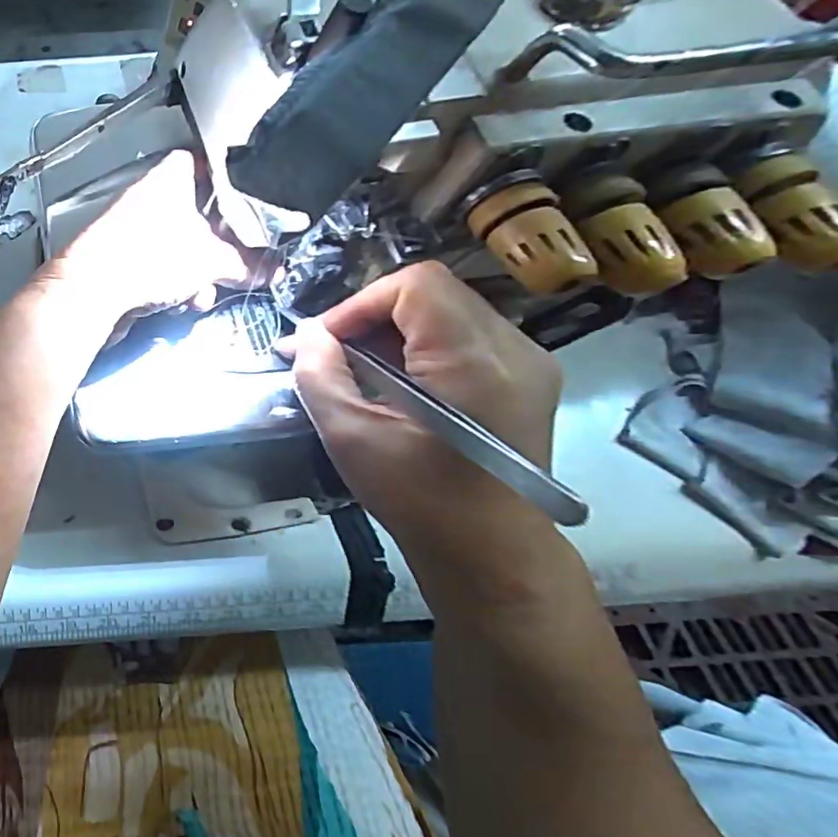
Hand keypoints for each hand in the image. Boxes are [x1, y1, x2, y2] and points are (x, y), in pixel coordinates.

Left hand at [41, 151, 250, 333]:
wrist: (89, 294)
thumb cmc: (146, 257)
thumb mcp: (212, 260)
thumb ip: (247, 263)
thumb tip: (270, 270)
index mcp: (168, 178)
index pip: (206, 164)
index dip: (231, 183)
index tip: (251, 204)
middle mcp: (146, 198)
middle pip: (196, 216)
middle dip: (217, 247)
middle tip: (233, 265)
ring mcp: (130, 230)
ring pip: (178, 248)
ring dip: (195, 274)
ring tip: (198, 293)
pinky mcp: (118, 261)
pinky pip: (156, 269)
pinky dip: (170, 286)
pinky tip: (175, 304)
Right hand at [279, 262, 568, 607]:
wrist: (490, 552)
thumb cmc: (417, 497)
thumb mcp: (349, 435)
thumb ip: (319, 373)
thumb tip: (308, 334)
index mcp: (474, 360)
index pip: (415, 285)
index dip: (360, 303)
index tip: (327, 342)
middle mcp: (514, 349)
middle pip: (432, 293)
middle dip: (373, 316)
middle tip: (335, 355)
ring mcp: (529, 362)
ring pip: (448, 310)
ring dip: (396, 330)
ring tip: (362, 370)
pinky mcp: (528, 378)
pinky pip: (466, 335)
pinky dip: (423, 346)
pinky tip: (399, 383)